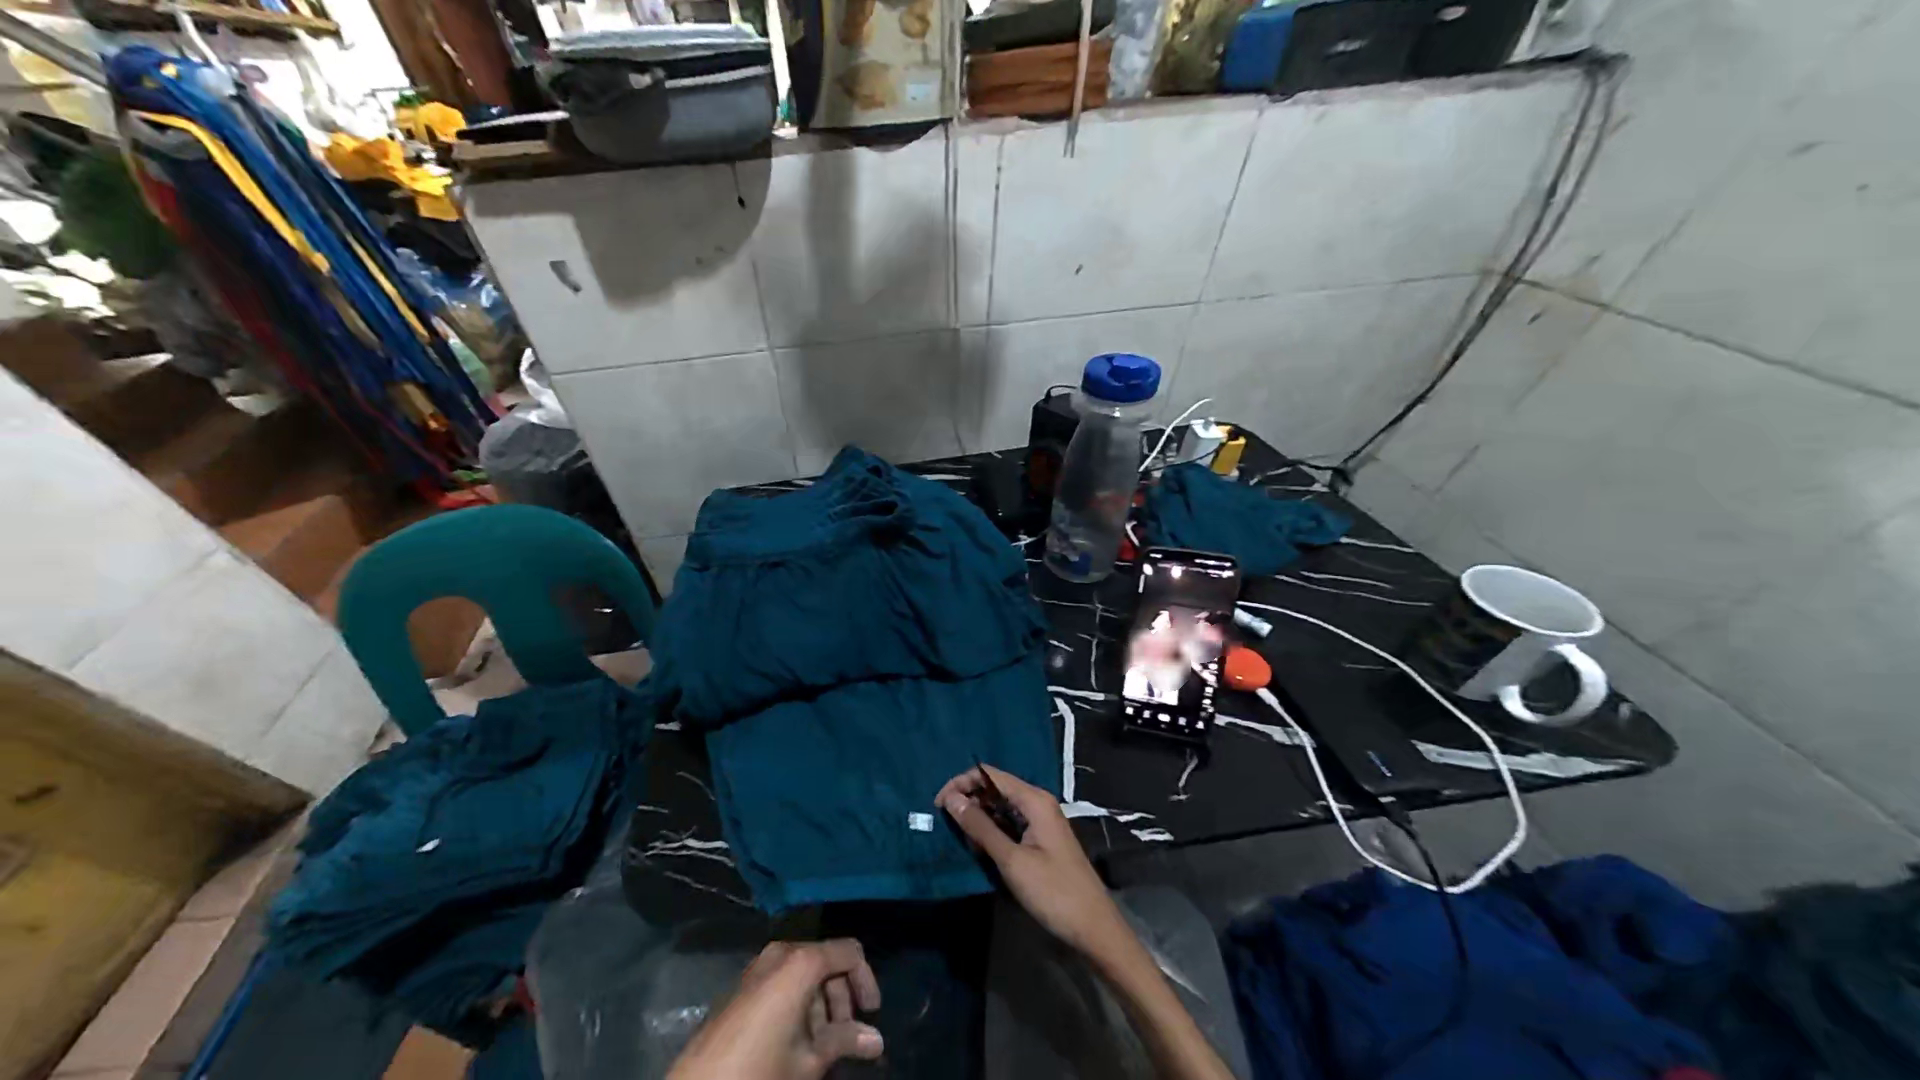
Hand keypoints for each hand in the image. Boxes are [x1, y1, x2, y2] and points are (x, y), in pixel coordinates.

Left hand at [666, 940, 883, 1079]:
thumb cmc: (759, 1073)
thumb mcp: (808, 1062)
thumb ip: (845, 1042)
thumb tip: (876, 1040)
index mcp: (801, 962)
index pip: (849, 953)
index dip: (866, 980)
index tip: (872, 1015)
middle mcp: (781, 954)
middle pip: (827, 961)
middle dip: (842, 997)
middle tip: (846, 1038)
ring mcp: (758, 968)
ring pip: (804, 973)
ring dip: (821, 1005)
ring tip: (821, 1048)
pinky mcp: (742, 987)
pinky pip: (782, 983)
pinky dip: (798, 1005)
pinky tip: (796, 1044)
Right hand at [937, 765, 1133, 963]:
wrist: (1092, 926)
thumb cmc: (1053, 892)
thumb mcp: (1012, 860)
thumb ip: (981, 827)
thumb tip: (952, 798)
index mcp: (1034, 799)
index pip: (989, 774)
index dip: (961, 783)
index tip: (939, 806)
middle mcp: (1037, 802)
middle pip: (994, 787)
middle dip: (968, 800)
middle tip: (948, 827)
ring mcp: (1040, 820)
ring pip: (1000, 806)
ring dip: (979, 818)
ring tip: (963, 841)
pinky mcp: (1040, 838)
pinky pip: (1009, 823)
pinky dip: (992, 830)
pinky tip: (981, 849)